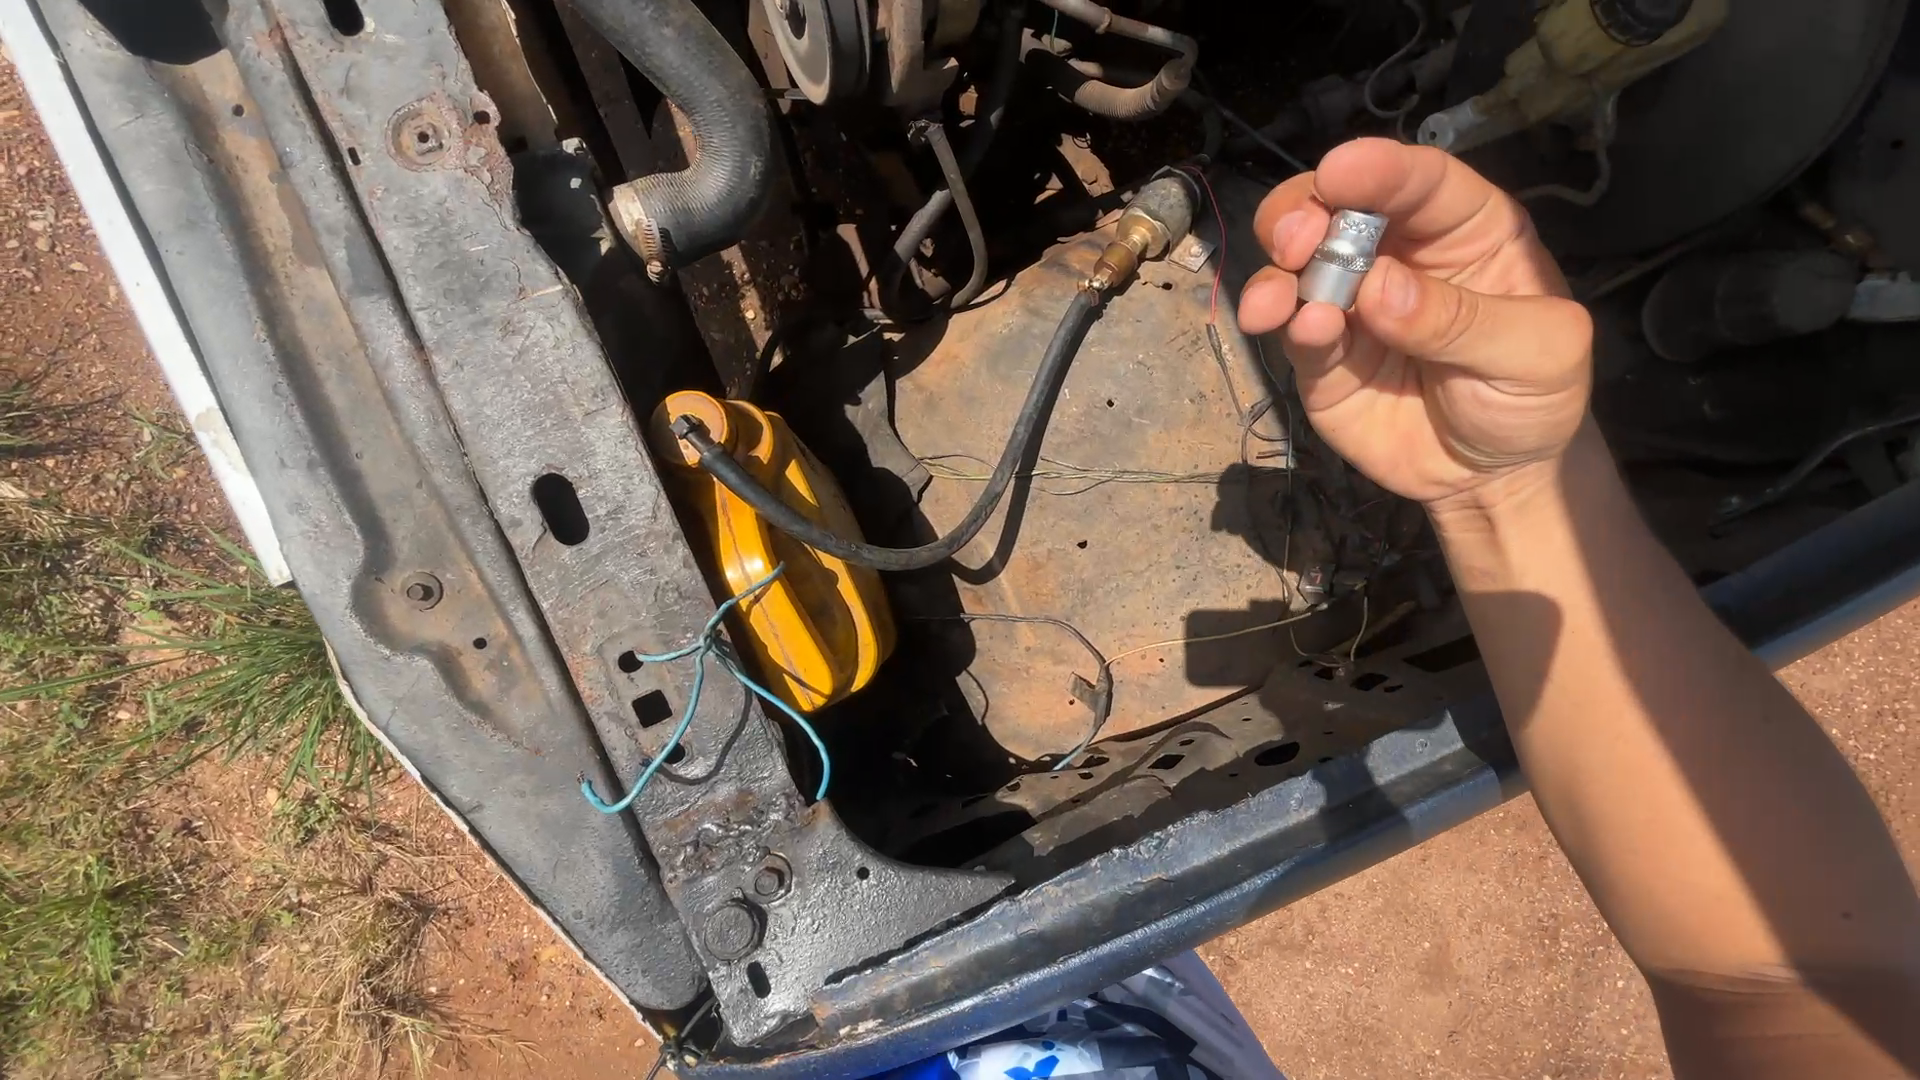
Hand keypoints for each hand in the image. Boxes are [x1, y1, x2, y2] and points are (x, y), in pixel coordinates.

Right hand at [1238, 138, 1593, 512]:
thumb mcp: (1536, 354)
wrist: (1485, 476)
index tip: (1338, 170)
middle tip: (1294, 239)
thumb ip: (1463, 320)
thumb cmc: (1532, 399)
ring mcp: (1349, 312)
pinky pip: (1295, 335)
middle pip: (1334, 213)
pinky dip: (1286, 328)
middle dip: (1303, 214)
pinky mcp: (1319, 362)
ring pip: (1295, 271)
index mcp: (1462, 234)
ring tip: (1274, 300)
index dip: (1378, 171)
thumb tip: (1378, 289)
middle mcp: (1395, 261)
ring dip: (1276, 275)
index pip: (1419, 186)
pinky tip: (1303, 332)